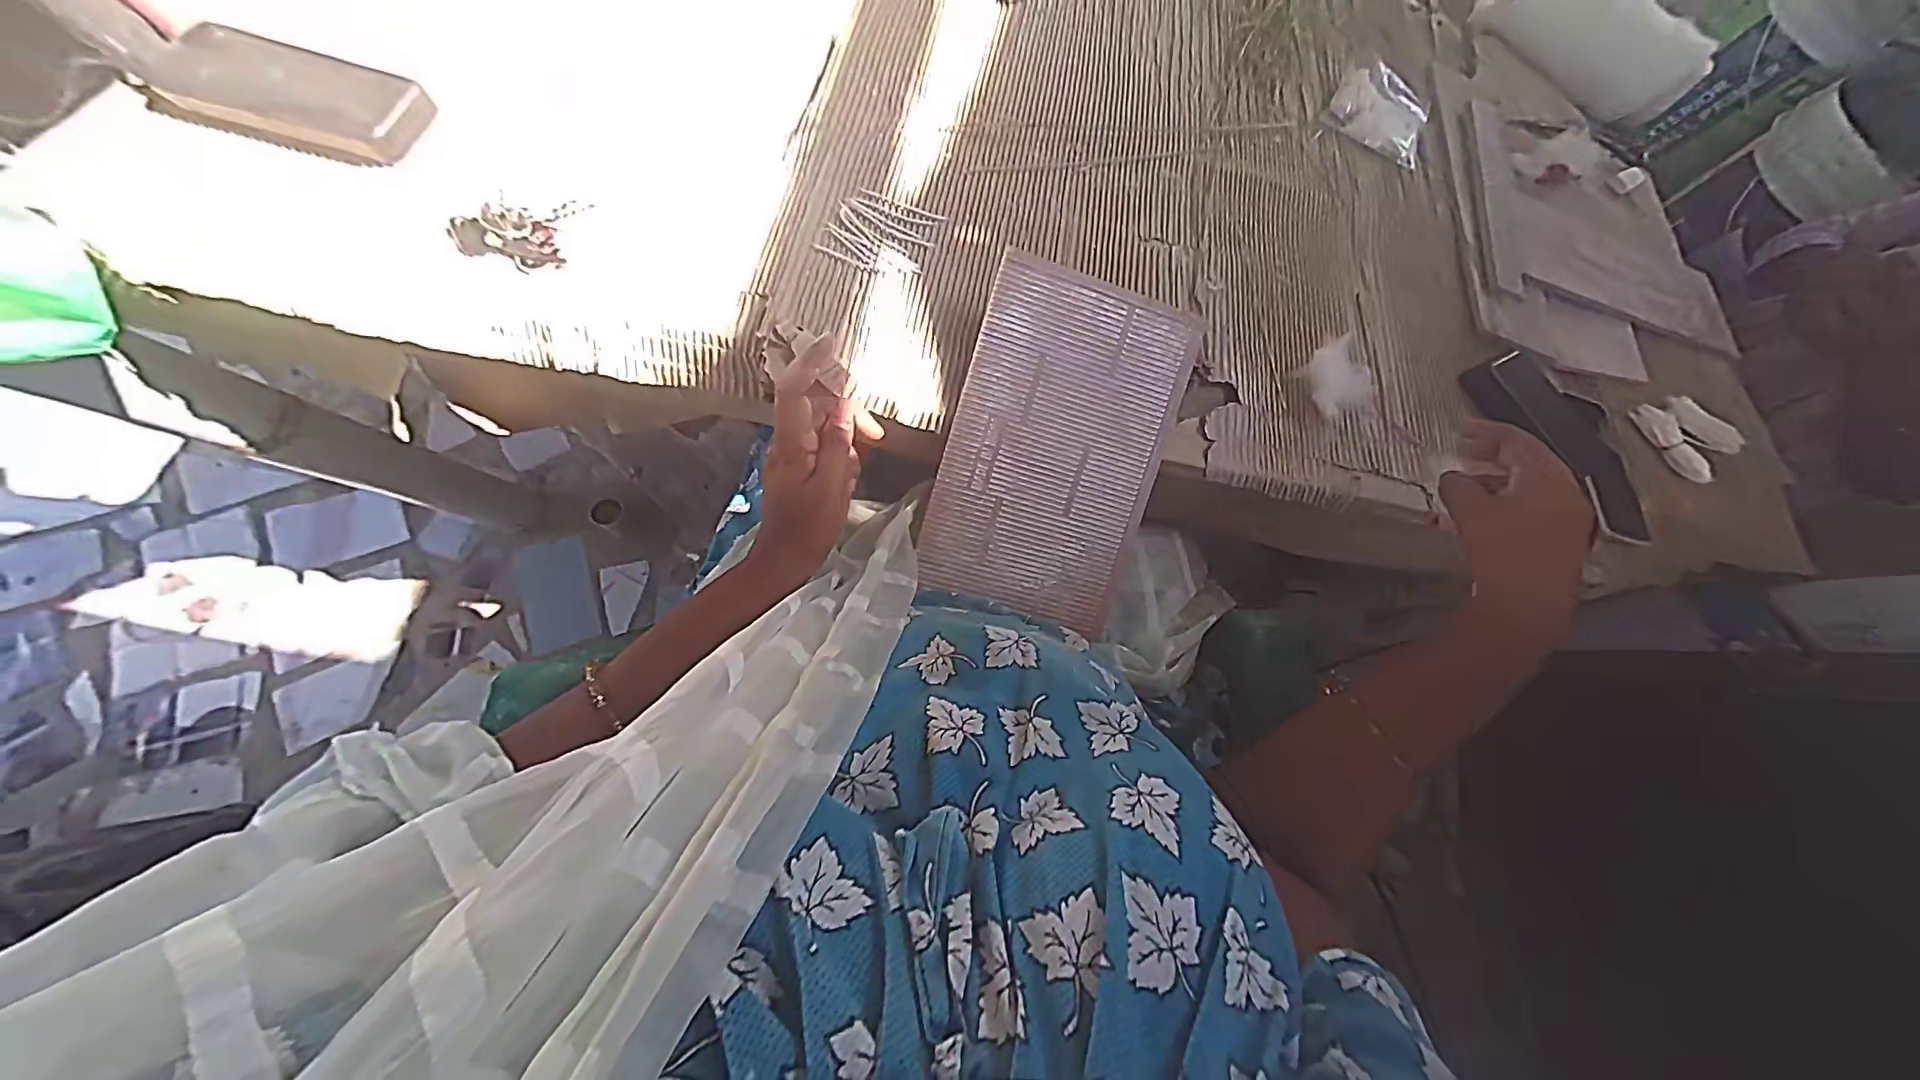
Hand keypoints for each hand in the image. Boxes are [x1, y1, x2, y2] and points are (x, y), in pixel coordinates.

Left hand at [746, 334, 881, 589]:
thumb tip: (842, 406)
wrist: (785, 559)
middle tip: (874, 436)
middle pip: (818, 406)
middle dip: (848, 416)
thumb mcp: (832, 486)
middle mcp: (786, 442)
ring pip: (824, 427)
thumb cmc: (808, 529)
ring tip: (853, 474)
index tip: (834, 343)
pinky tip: (846, 480)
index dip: (814, 363)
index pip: (797, 389)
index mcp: (791, 444)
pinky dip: (841, 457)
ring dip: (847, 442)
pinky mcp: (798, 465)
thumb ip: (838, 443)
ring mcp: (791, 453)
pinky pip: (824, 447)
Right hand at [1439, 419, 1594, 646]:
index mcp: (1548, 478)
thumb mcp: (1469, 511)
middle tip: (1465, 453)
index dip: (1487, 432)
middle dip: (1496, 456)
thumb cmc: (1500, 551)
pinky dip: (1510, 500)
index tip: (1462, 429)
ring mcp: (1570, 518)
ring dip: (1501, 480)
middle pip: (1532, 462)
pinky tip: (1488, 512)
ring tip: (1470, 484)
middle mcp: (1567, 493)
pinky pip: (1536, 507)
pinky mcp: (1562, 541)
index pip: (1519, 441)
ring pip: (1533, 486)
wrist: (1528, 605)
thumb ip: (1458, 486)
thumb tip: (1453, 478)